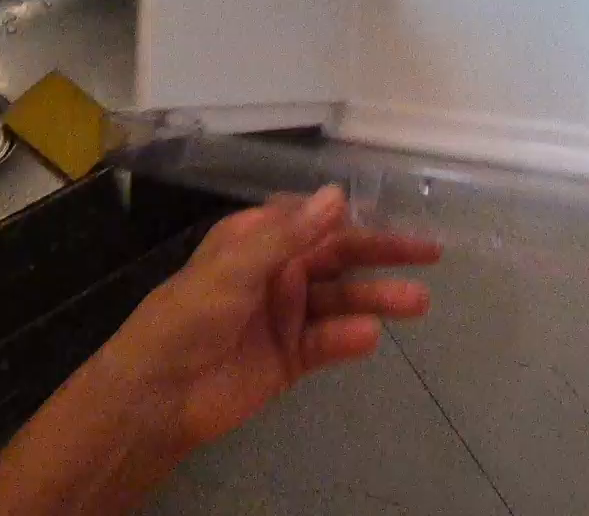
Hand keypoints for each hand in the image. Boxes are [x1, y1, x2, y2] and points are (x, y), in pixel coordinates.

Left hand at [98, 185, 441, 453]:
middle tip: (430, 252)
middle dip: (383, 254)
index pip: (319, 220)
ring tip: (418, 301)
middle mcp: (280, 270)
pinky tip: (369, 336)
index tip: (398, 217)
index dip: (358, 218)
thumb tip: (338, 194)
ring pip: (342, 299)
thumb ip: (290, 234)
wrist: (159, 395)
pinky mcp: (291, 356)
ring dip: (377, 298)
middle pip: (340, 257)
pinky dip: (349, 338)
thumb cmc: (191, 315)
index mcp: (262, 238)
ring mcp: (288, 314)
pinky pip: (328, 341)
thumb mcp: (236, 266)